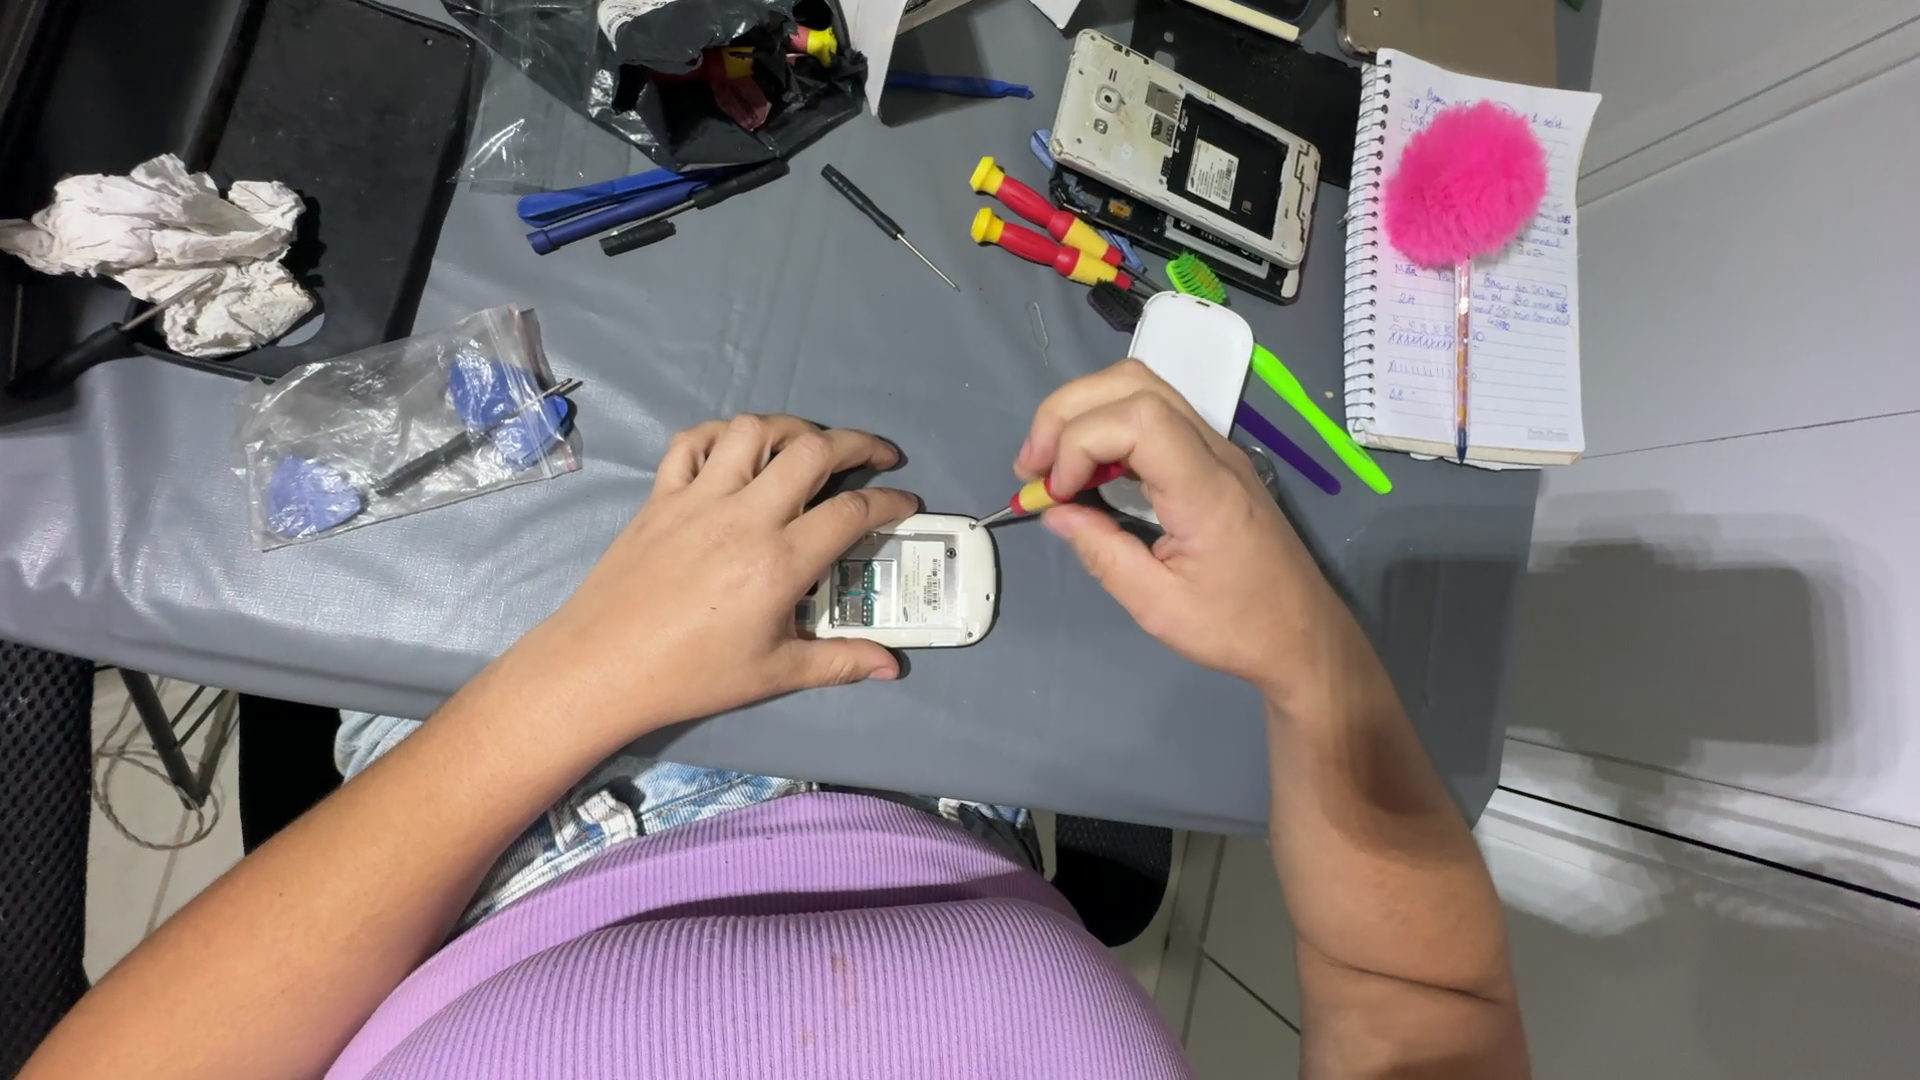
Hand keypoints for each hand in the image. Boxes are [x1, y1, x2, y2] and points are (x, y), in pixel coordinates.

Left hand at [517, 414, 917, 743]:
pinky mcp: (661, 496)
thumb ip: (842, 662)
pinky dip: (722, 435)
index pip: (853, 512)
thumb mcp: (776, 674)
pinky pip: (692, 442)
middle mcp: (746, 516)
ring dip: (793, 427)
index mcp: (780, 562)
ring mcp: (699, 498)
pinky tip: (738, 451)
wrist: (600, 668)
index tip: (908, 503)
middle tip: (878, 456)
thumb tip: (895, 668)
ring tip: (811, 445)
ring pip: (754, 431)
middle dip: (858, 443)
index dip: (892, 502)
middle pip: (814, 451)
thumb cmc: (692, 675)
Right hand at [1015, 360, 1367, 704]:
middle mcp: (1214, 452)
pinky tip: (1085, 469)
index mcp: (1206, 490)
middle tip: (1031, 468)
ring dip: (1083, 414)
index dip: (1080, 441)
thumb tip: (1054, 511)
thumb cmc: (1235, 627)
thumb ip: (1101, 552)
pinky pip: (1152, 415)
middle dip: (1066, 414)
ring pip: (1141, 388)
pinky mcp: (1211, 459)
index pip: (1138, 418)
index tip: (1056, 493)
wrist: (1304, 635)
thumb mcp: (1156, 605)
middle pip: (1133, 384)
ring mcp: (1217, 449)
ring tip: (1049, 464)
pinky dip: (1105, 427)